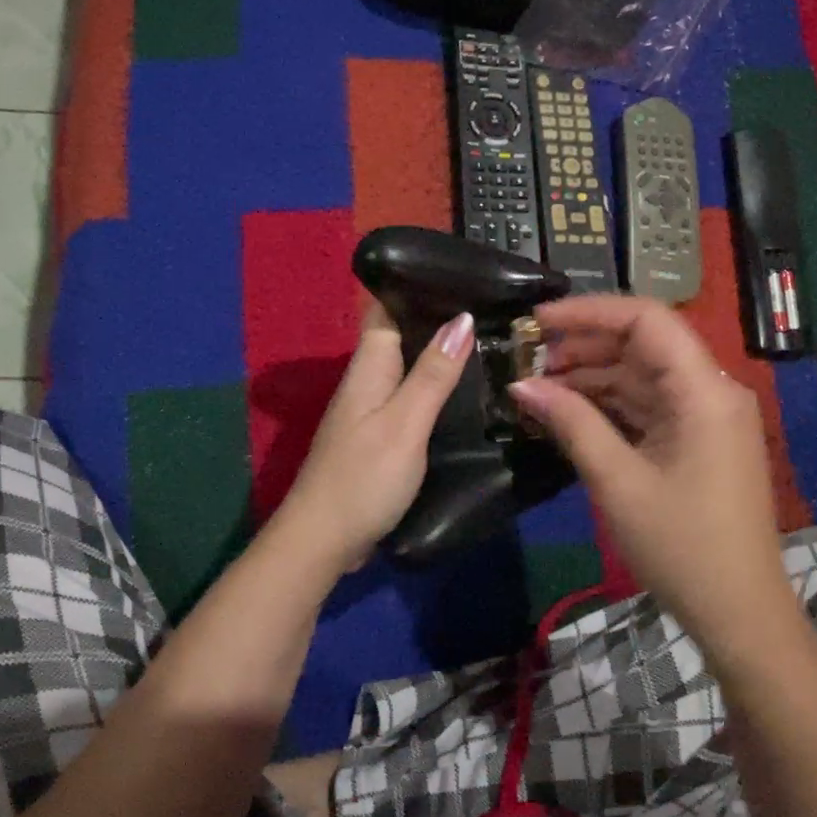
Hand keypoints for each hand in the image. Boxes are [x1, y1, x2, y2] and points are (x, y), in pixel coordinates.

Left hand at [272, 303, 473, 571]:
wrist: (324, 540)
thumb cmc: (364, 477)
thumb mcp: (405, 423)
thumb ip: (432, 374)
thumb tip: (460, 317)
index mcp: (368, 367)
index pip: (387, 309)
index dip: (418, 289)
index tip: (464, 276)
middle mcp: (365, 382)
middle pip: (400, 338)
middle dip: (437, 322)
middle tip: (493, 312)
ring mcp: (368, 412)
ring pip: (405, 370)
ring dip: (438, 358)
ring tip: (489, 346)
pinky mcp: (376, 439)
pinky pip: (407, 400)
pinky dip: (432, 392)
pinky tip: (463, 397)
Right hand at [507, 295, 797, 660]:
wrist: (740, 614)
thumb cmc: (682, 546)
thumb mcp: (617, 481)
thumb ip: (571, 422)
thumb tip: (520, 384)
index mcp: (705, 391)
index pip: (646, 320)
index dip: (588, 312)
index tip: (536, 321)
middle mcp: (712, 391)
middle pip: (644, 344)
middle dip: (584, 345)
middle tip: (528, 360)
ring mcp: (707, 417)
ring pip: (643, 374)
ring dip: (592, 376)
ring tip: (538, 388)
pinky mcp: (698, 440)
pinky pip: (649, 404)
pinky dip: (609, 404)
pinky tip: (567, 413)